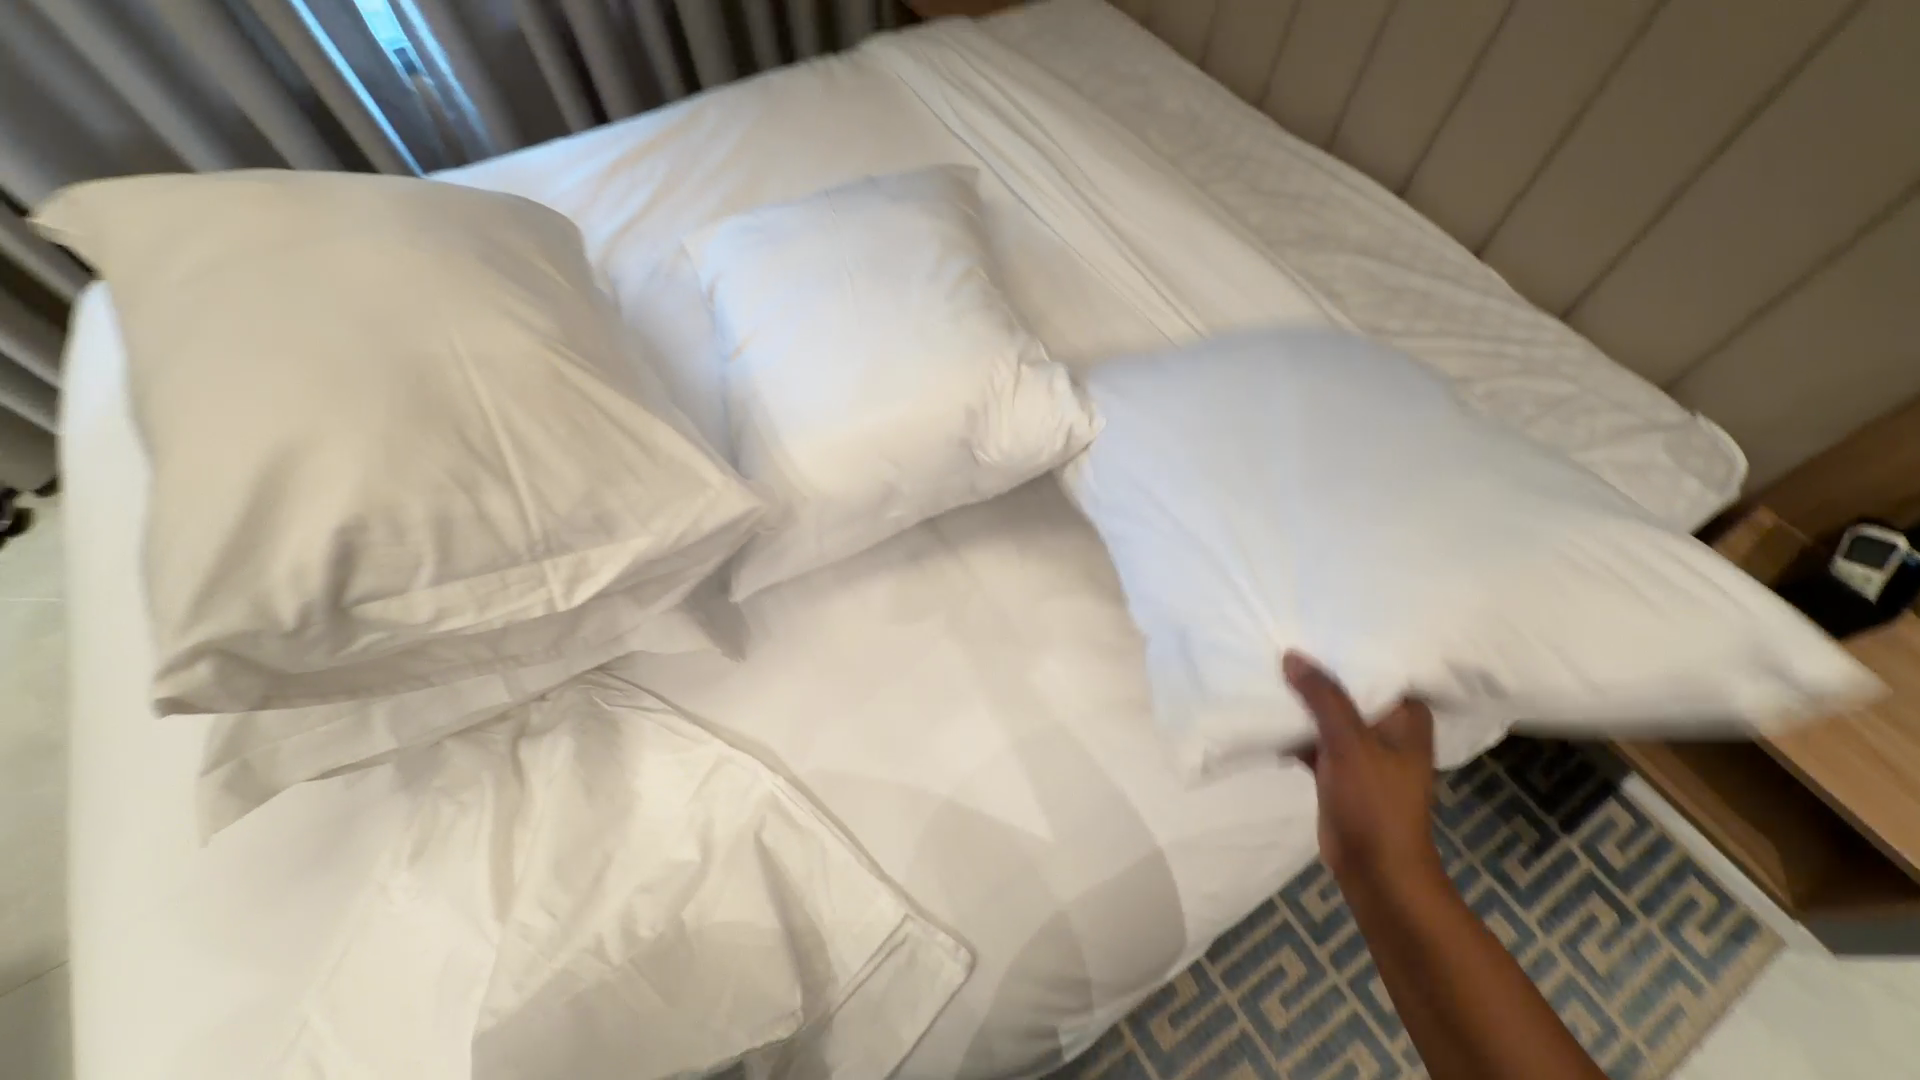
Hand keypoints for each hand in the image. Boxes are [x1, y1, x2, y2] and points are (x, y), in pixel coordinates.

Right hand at [1283, 651, 1443, 893]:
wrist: (1375, 868)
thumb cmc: (1375, 802)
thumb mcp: (1349, 742)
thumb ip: (1323, 697)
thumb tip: (1292, 655)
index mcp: (1405, 717)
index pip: (1379, 668)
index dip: (1349, 647)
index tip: (1315, 623)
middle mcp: (1386, 728)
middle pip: (1348, 689)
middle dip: (1317, 673)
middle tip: (1282, 639)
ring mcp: (1361, 751)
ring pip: (1327, 714)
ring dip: (1302, 701)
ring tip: (1268, 668)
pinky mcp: (1338, 770)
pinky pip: (1312, 738)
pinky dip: (1292, 729)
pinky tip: (1263, 712)